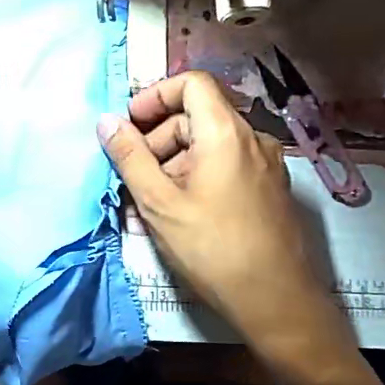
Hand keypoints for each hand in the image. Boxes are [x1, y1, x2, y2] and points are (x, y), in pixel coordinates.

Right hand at [99, 71, 353, 364]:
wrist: (277, 300)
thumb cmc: (213, 249)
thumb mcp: (159, 203)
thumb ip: (130, 158)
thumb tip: (107, 122)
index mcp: (227, 132)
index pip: (191, 83)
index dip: (155, 96)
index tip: (130, 126)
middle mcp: (253, 139)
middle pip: (197, 117)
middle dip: (158, 140)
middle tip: (132, 178)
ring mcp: (266, 165)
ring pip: (210, 147)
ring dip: (174, 165)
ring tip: (148, 205)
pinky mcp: (270, 189)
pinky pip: (227, 168)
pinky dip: (198, 179)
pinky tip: (179, 215)